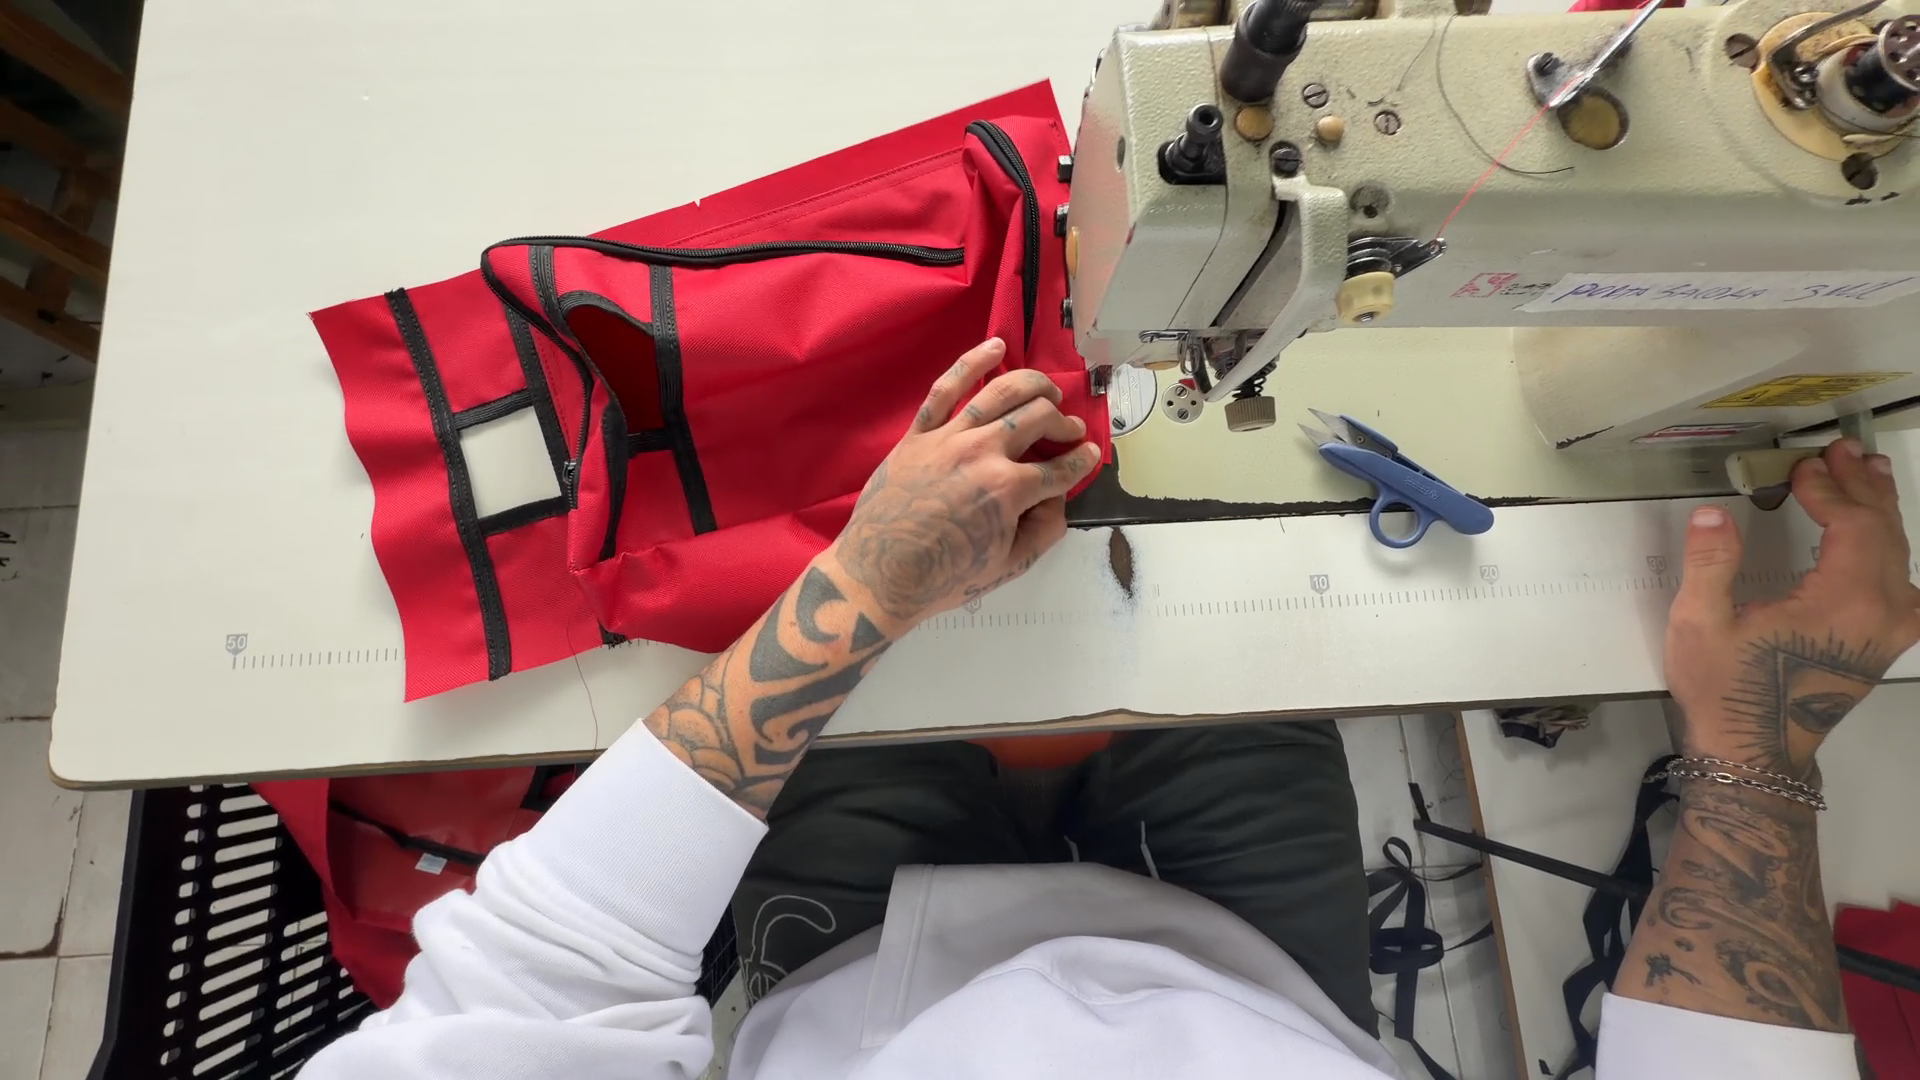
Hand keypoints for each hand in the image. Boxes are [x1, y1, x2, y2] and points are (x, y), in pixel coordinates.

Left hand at [821, 337, 1100, 634]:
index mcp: (1009, 490)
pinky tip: (996, 347)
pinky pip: (947, 388)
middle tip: (1069, 432)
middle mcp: (984, 453)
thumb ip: (1044, 532)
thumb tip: (1058, 502)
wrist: (880, 573)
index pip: (1061, 468)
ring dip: (1034, 386)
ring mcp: (949, 437)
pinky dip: (973, 361)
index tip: (1090, 455)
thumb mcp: (1008, 566)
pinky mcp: (919, 433)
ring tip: (1047, 391)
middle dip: (1064, 424)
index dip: (1083, 461)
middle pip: (1039, 418)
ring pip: (1002, 392)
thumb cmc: (944, 576)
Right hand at [1665, 438, 1919, 779]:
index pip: (1855, 528)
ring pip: (1900, 556)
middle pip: (1888, 536)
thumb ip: (1711, 565)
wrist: (1756, 744)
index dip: (1830, 492)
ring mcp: (1895, 628)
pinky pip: (1900, 579)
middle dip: (1865, 490)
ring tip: (1868, 478)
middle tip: (1846, 453)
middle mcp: (1888, 610)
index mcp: (1846, 602)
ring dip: (1880, 513)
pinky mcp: (1887, 639)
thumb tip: (1713, 513)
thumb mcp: (1701, 622)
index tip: (1802, 467)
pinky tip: (1877, 539)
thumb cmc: (1725, 683)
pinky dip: (1885, 545)